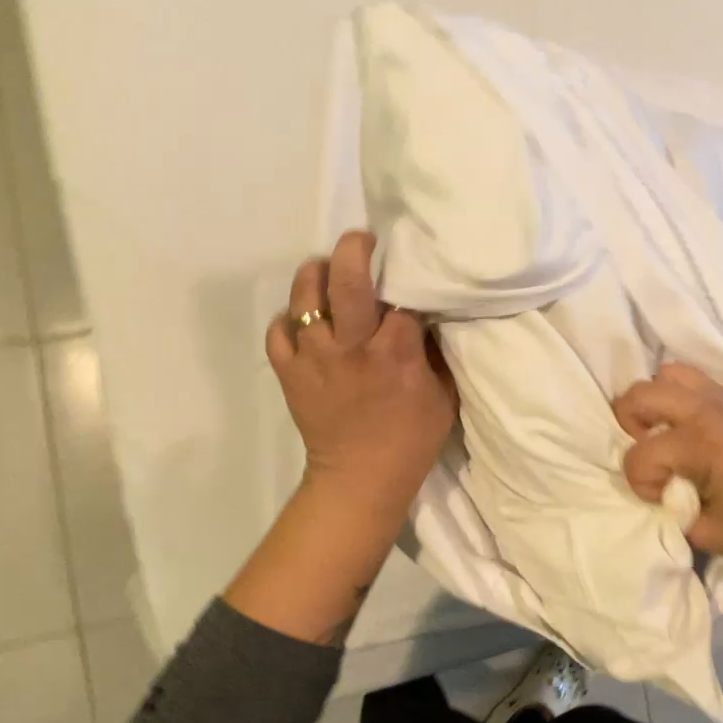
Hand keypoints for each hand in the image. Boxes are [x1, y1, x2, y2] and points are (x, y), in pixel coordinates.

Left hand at [265, 230, 457, 517]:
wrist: (361, 480)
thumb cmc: (412, 439)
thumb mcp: (445, 395)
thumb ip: (436, 352)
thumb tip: (429, 315)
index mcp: (395, 351)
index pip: (400, 293)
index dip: (405, 276)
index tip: (408, 269)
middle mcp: (351, 346)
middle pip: (347, 277)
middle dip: (355, 248)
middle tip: (363, 242)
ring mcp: (314, 357)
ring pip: (305, 294)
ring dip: (317, 275)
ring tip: (328, 274)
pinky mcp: (288, 373)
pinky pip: (278, 330)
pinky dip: (289, 319)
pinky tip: (304, 320)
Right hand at [613, 363, 722, 559]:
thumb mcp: (704, 533)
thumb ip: (668, 511)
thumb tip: (656, 493)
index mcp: (700, 444)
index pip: (638, 454)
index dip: (641, 483)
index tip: (664, 499)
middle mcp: (707, 411)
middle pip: (639, 394)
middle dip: (630, 427)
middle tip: (650, 454)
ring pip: (666, 374)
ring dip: (655, 403)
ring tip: (666, 433)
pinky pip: (693, 379)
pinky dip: (678, 397)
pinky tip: (689, 429)